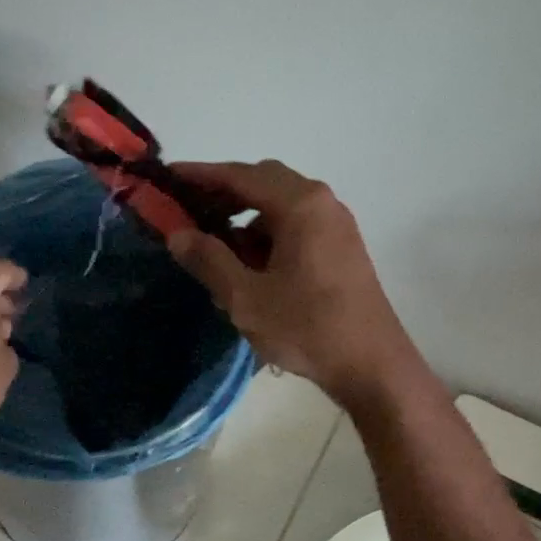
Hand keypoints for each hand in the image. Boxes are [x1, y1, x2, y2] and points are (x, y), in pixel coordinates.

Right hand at [166, 160, 420, 407]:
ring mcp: (336, 225)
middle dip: (224, 195)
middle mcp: (322, 203)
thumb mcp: (246, 299)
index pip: (240, 176)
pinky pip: (296, 226)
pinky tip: (250, 268)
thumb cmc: (307, 329)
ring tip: (215, 252)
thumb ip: (209, 261)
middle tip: (188, 214)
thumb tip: (178, 234)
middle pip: (263, 183)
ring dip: (246, 220)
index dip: (200, 176)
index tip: (168, 178)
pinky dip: (267, 236)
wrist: (372, 365)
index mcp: (300, 205)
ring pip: (280, 207)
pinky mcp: (341, 248)